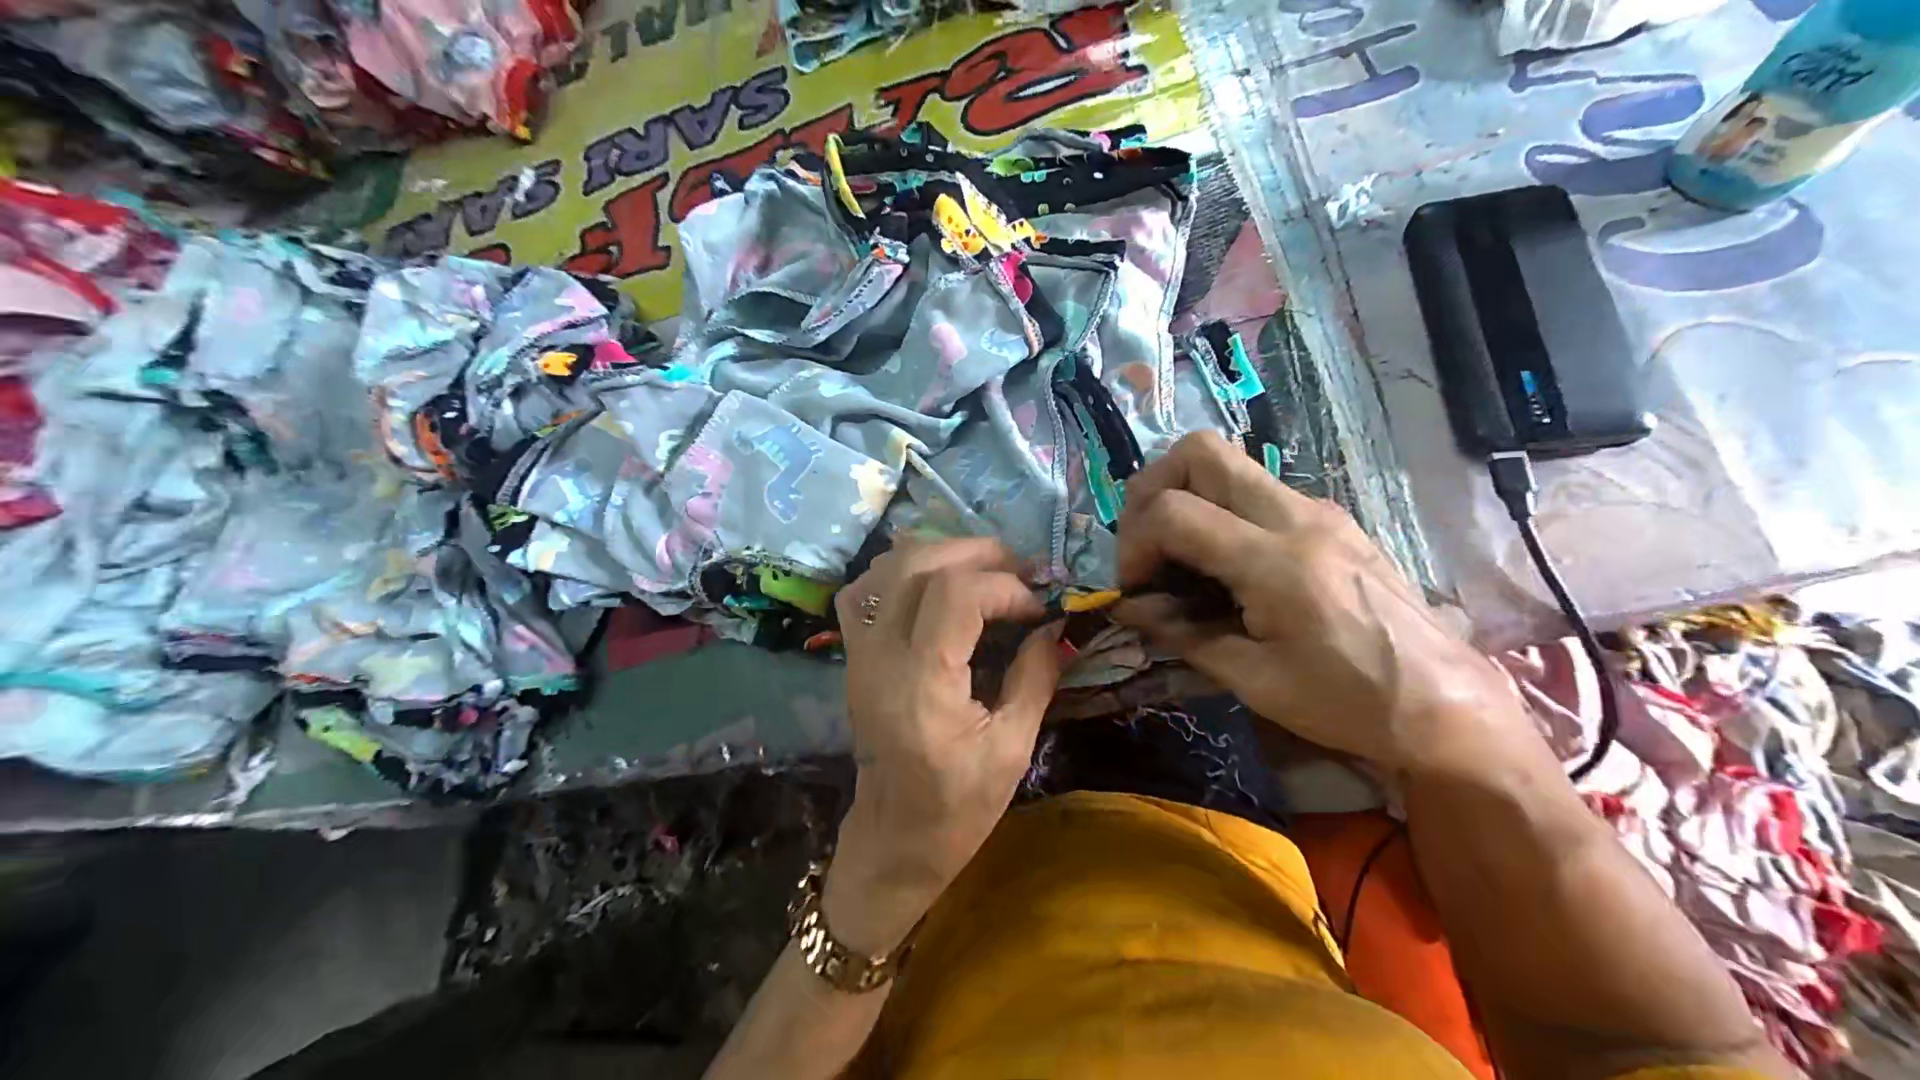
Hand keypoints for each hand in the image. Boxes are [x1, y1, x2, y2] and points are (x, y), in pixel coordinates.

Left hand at [824, 538, 1063, 953]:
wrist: (893, 838)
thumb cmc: (958, 807)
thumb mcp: (1013, 749)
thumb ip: (1035, 676)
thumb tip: (1057, 623)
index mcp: (923, 685)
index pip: (955, 594)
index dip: (1005, 586)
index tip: (1038, 607)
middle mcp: (881, 656)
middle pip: (918, 563)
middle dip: (978, 553)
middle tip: (1021, 572)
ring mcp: (859, 651)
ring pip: (888, 565)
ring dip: (942, 552)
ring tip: (984, 571)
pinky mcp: (853, 654)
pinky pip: (864, 588)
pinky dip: (901, 570)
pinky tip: (935, 584)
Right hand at [1112, 433, 1526, 777]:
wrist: (1448, 707)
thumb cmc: (1349, 702)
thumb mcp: (1254, 680)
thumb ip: (1181, 633)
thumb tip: (1130, 607)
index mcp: (1276, 562)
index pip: (1172, 512)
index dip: (1133, 544)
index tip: (1133, 588)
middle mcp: (1297, 517)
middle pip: (1199, 452)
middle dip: (1151, 488)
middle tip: (1143, 542)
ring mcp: (1320, 511)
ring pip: (1230, 464)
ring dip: (1186, 495)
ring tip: (1177, 555)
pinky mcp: (1333, 520)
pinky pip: (1259, 490)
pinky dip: (1221, 510)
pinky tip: (1224, 564)